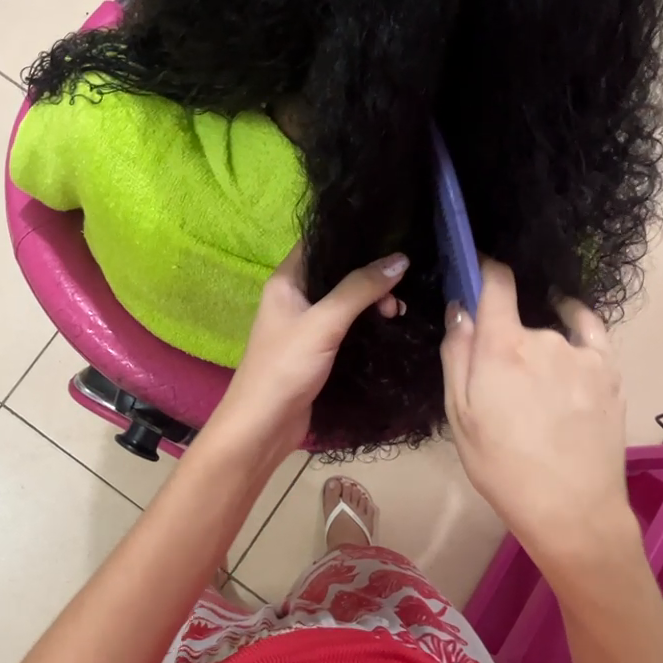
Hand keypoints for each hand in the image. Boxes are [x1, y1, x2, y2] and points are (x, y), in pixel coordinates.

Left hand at [210, 244, 407, 457]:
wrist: (264, 425)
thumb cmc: (285, 367)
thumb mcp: (324, 322)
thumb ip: (359, 289)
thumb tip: (399, 259)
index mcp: (285, 281)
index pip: (320, 242)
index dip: (353, 237)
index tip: (392, 238)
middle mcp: (294, 297)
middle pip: (338, 272)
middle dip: (371, 276)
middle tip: (399, 293)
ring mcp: (305, 325)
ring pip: (346, 301)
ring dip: (372, 302)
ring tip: (398, 312)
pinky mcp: (317, 350)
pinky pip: (347, 326)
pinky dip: (367, 323)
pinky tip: (390, 326)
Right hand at [440, 259, 636, 564]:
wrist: (570, 508)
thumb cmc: (501, 467)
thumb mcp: (459, 416)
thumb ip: (456, 355)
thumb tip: (459, 306)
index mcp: (500, 347)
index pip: (493, 281)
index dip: (480, 266)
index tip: (470, 266)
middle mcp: (544, 338)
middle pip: (517, 320)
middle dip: (502, 337)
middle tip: (495, 383)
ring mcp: (582, 353)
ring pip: (548, 336)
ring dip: (535, 350)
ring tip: (532, 397)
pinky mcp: (610, 370)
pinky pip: (589, 330)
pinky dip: (574, 322)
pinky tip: (566, 327)